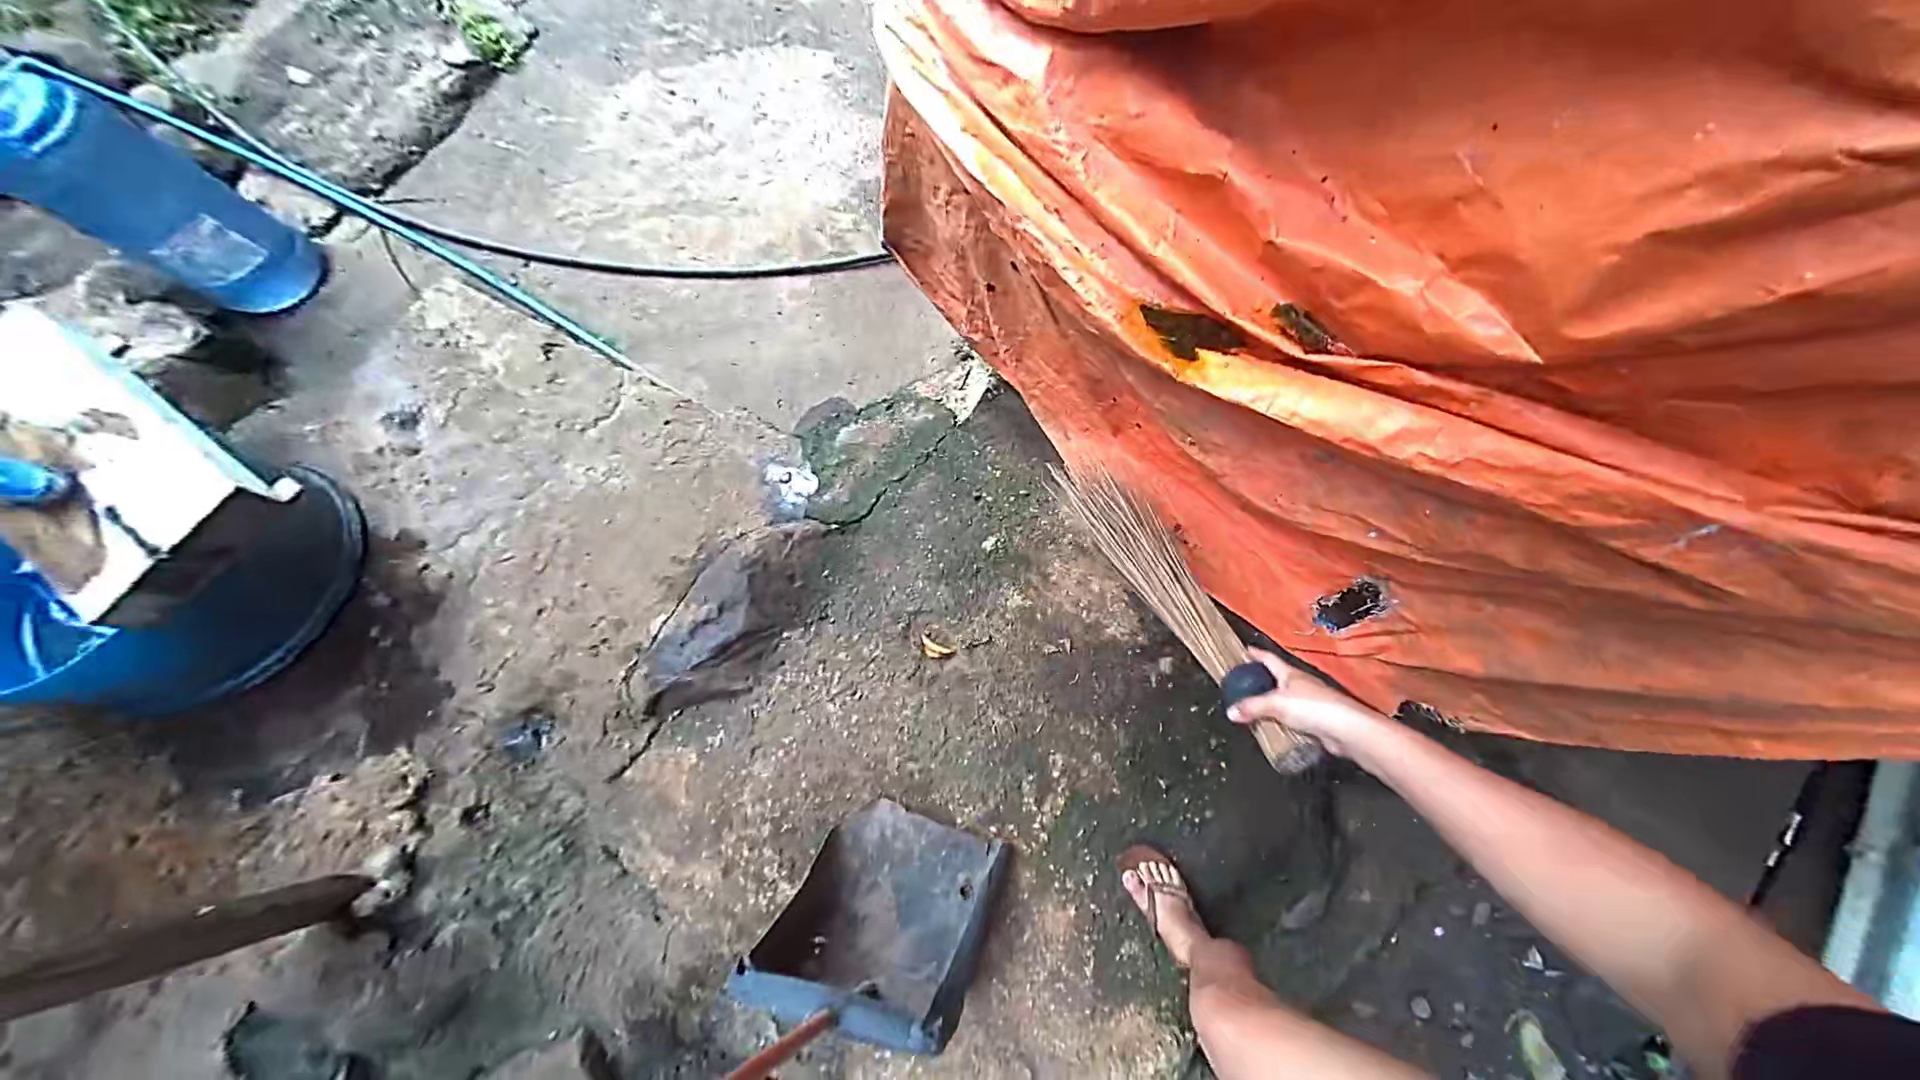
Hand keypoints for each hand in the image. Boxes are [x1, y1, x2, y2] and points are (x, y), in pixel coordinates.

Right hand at [1226, 648, 1386, 758]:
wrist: (1348, 731)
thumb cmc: (1314, 708)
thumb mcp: (1275, 704)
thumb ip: (1252, 707)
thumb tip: (1231, 711)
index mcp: (1291, 674)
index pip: (1270, 659)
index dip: (1257, 653)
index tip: (1246, 649)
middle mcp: (1301, 685)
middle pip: (1277, 679)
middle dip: (1262, 679)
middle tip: (1245, 681)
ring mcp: (1311, 703)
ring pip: (1285, 700)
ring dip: (1272, 703)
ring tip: (1254, 707)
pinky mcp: (1317, 722)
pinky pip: (1293, 719)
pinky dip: (1282, 721)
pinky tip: (1273, 727)